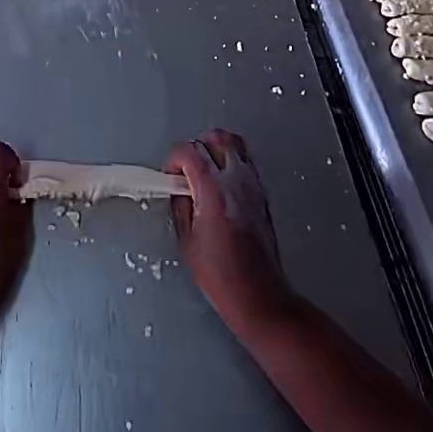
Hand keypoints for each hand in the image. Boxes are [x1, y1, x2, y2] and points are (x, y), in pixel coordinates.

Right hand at [166, 129, 296, 335]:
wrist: (258, 293)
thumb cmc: (221, 274)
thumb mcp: (187, 239)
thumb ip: (181, 204)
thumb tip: (178, 188)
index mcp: (214, 190)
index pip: (190, 150)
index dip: (174, 159)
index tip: (170, 175)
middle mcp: (237, 180)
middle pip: (215, 138)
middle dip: (195, 148)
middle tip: (185, 170)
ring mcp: (253, 184)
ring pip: (235, 143)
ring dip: (215, 150)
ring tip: (203, 172)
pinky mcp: (262, 193)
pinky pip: (246, 160)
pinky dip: (230, 161)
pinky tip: (220, 183)